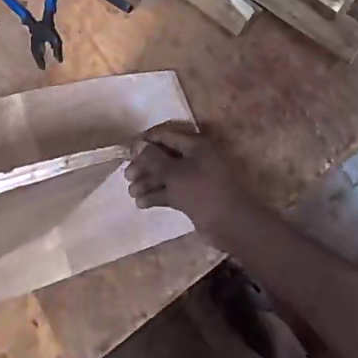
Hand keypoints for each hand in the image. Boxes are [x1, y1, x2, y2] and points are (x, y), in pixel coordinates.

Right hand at [125, 122, 259, 241]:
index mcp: (195, 144)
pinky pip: (172, 191)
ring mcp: (195, 177)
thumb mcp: (175, 173)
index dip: (146, 140)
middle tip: (127, 176)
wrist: (229, 222)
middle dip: (145, 165)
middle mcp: (195, 157)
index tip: (127, 150)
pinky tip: (141, 203)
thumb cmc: (202, 191)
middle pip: (165, 156)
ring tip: (132, 193)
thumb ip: (154, 158)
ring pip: (167, 175)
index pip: (166, 135)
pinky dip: (158, 194)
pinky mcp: (193, 196)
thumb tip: (139, 145)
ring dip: (149, 181)